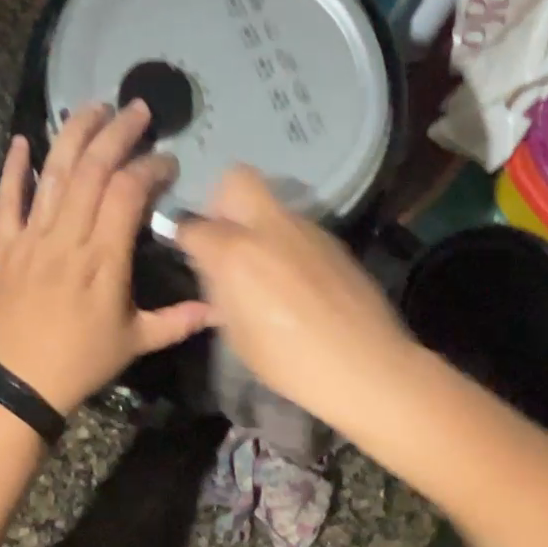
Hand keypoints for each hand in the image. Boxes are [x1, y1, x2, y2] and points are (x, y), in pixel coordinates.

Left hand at [0, 101, 210, 411]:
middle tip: (137, 110)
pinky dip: (14, 169)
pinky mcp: (7, 248)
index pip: (128, 193)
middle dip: (117, 133)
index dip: (149, 169)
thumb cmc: (84, 363)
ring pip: (54, 174)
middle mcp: (68, 239)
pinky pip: (7, 200)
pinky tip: (23, 140)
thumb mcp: (136, 343)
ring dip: (73, 134)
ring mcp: (33, 240)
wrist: (22, 384)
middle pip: (93, 170)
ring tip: (93, 107)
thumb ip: (178, 321)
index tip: (167, 163)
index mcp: (103, 260)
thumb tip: (222, 307)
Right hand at [176, 166, 418, 422]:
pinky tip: (297, 284)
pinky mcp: (334, 242)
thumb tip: (215, 274)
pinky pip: (298, 231)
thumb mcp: (238, 337)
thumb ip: (220, 294)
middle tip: (225, 239)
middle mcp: (269, 229)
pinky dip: (287, 246)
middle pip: (236, 181)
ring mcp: (307, 230)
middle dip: (222, 202)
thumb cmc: (289, 362)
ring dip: (259, 229)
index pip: (194, 226)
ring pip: (272, 208)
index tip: (186, 252)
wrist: (363, 365)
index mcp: (236, 254)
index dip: (184, 237)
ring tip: (265, 272)